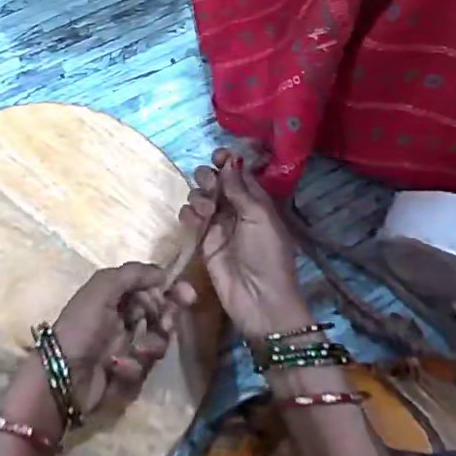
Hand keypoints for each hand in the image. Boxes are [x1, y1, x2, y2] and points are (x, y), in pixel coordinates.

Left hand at [46, 263, 195, 416]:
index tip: (187, 295)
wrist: (63, 375)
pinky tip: (117, 367)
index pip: (149, 287)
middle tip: (163, 325)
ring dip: (150, 345)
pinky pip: (144, 367)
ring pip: (156, 342)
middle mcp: (121, 316)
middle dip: (164, 319)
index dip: (169, 290)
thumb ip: (132, 275)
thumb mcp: (103, 288)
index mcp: (114, 294)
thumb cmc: (82, 325)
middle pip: (158, 314)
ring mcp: (125, 345)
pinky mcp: (126, 373)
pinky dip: (133, 367)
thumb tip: (163, 273)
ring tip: (137, 351)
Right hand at [180, 149, 313, 338]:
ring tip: (206, 212)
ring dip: (199, 196)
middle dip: (208, 177)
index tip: (217, 156)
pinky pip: (189, 217)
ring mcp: (217, 224)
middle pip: (215, 181)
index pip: (237, 173)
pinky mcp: (202, 240)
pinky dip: (188, 214)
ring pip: (199, 196)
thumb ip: (240, 189)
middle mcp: (235, 209)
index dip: (226, 161)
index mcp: (255, 201)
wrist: (258, 299)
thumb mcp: (258, 217)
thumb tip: (230, 160)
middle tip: (211, 187)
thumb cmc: (266, 255)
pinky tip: (194, 222)